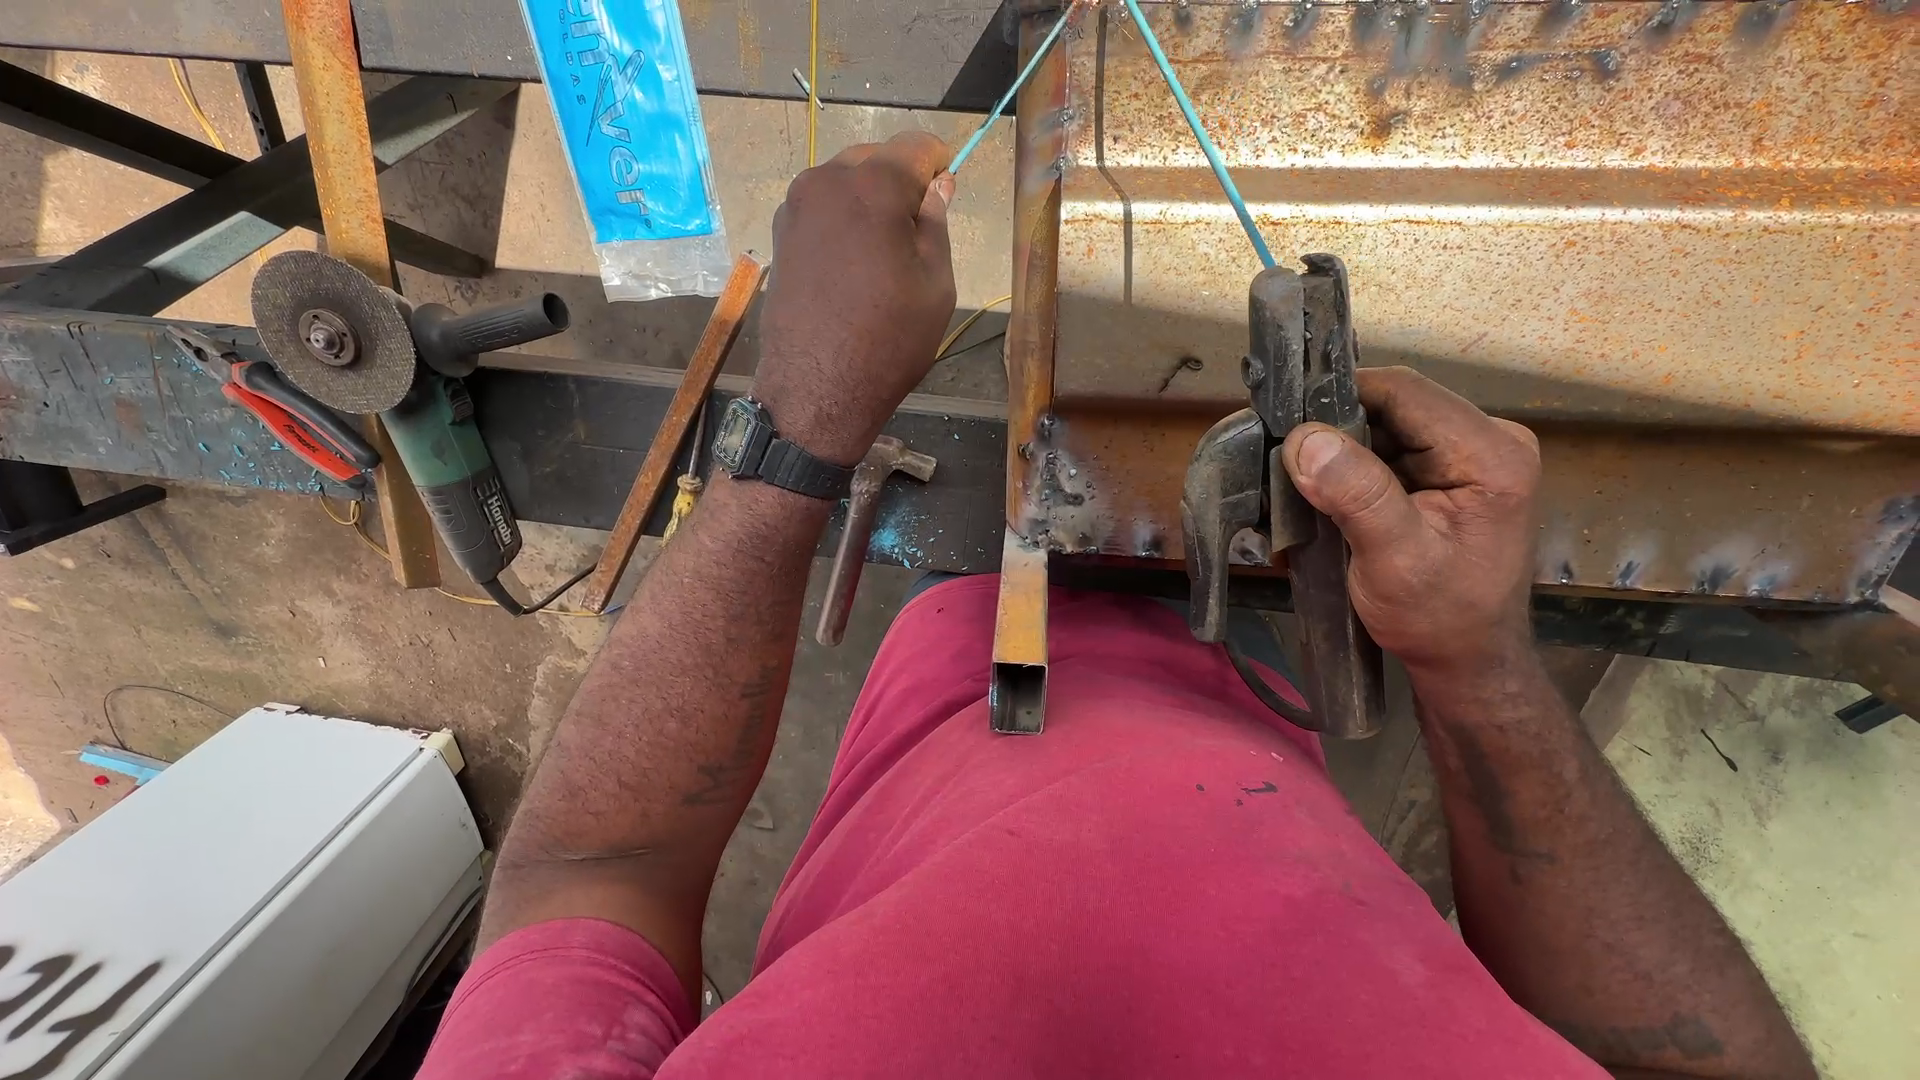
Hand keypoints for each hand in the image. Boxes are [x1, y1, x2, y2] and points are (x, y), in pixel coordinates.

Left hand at [751, 131, 957, 465]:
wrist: (818, 389)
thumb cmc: (888, 341)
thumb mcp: (935, 285)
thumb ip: (936, 224)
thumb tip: (936, 187)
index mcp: (874, 186)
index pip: (916, 146)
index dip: (938, 163)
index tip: (947, 187)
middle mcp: (827, 180)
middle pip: (876, 159)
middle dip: (900, 182)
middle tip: (916, 231)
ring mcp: (796, 206)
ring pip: (844, 182)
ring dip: (868, 201)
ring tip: (882, 253)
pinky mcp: (780, 234)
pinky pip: (822, 208)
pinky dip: (842, 221)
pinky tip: (852, 264)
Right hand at [1279, 367, 1540, 679]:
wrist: (1465, 660)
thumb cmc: (1437, 617)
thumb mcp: (1395, 559)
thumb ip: (1357, 495)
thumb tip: (1305, 439)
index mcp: (1490, 452)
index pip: (1402, 391)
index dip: (1338, 396)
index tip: (1283, 424)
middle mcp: (1485, 440)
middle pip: (1391, 404)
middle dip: (1332, 428)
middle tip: (1280, 459)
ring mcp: (1464, 455)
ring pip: (1382, 425)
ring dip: (1335, 450)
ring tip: (1293, 480)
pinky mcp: (1443, 473)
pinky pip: (1384, 449)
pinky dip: (1346, 468)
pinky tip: (1320, 493)